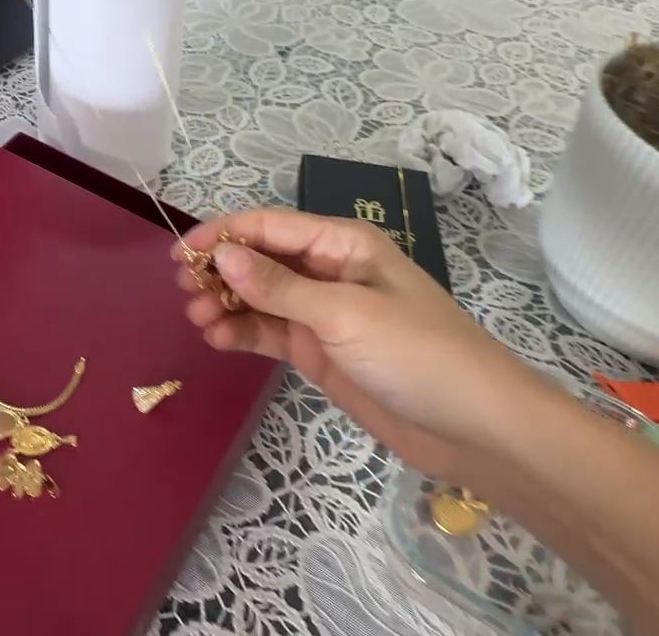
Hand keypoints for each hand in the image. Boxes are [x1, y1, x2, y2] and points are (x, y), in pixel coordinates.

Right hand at [178, 209, 557, 480]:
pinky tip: (217, 340)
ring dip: (225, 303)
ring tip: (198, 320)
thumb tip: (221, 254)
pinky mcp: (318, 351)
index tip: (180, 255)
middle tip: (183, 290)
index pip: (268, 226)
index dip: (221, 234)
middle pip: (258, 259)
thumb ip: (278, 286)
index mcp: (340, 244)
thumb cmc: (418, 355)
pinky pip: (268, 331)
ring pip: (257, 296)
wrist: (478, 432)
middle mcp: (326, 271)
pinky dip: (240, 332)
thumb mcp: (344, 314)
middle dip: (218, 270)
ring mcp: (321, 313)